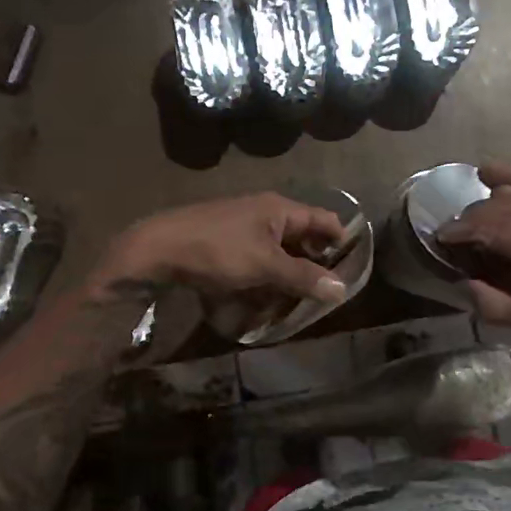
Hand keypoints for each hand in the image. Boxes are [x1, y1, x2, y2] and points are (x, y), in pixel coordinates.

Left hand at [92, 193, 350, 303]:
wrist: (157, 249)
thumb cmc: (217, 251)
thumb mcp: (265, 266)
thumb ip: (303, 277)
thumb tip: (341, 288)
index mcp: (279, 209)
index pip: (323, 219)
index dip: (341, 240)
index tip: (353, 268)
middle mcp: (263, 212)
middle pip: (301, 236)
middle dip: (313, 264)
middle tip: (325, 293)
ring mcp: (241, 226)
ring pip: (277, 250)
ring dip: (288, 274)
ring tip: (296, 301)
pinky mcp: (224, 242)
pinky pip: (255, 258)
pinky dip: (264, 276)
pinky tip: (263, 296)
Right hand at [436, 164, 510, 344]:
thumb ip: (492, 305)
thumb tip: (464, 285)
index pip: (481, 224)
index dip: (455, 233)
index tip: (437, 244)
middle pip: (491, 206)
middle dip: (466, 222)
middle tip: (454, 246)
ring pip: (509, 191)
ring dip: (484, 204)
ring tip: (473, 225)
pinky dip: (507, 179)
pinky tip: (491, 175)